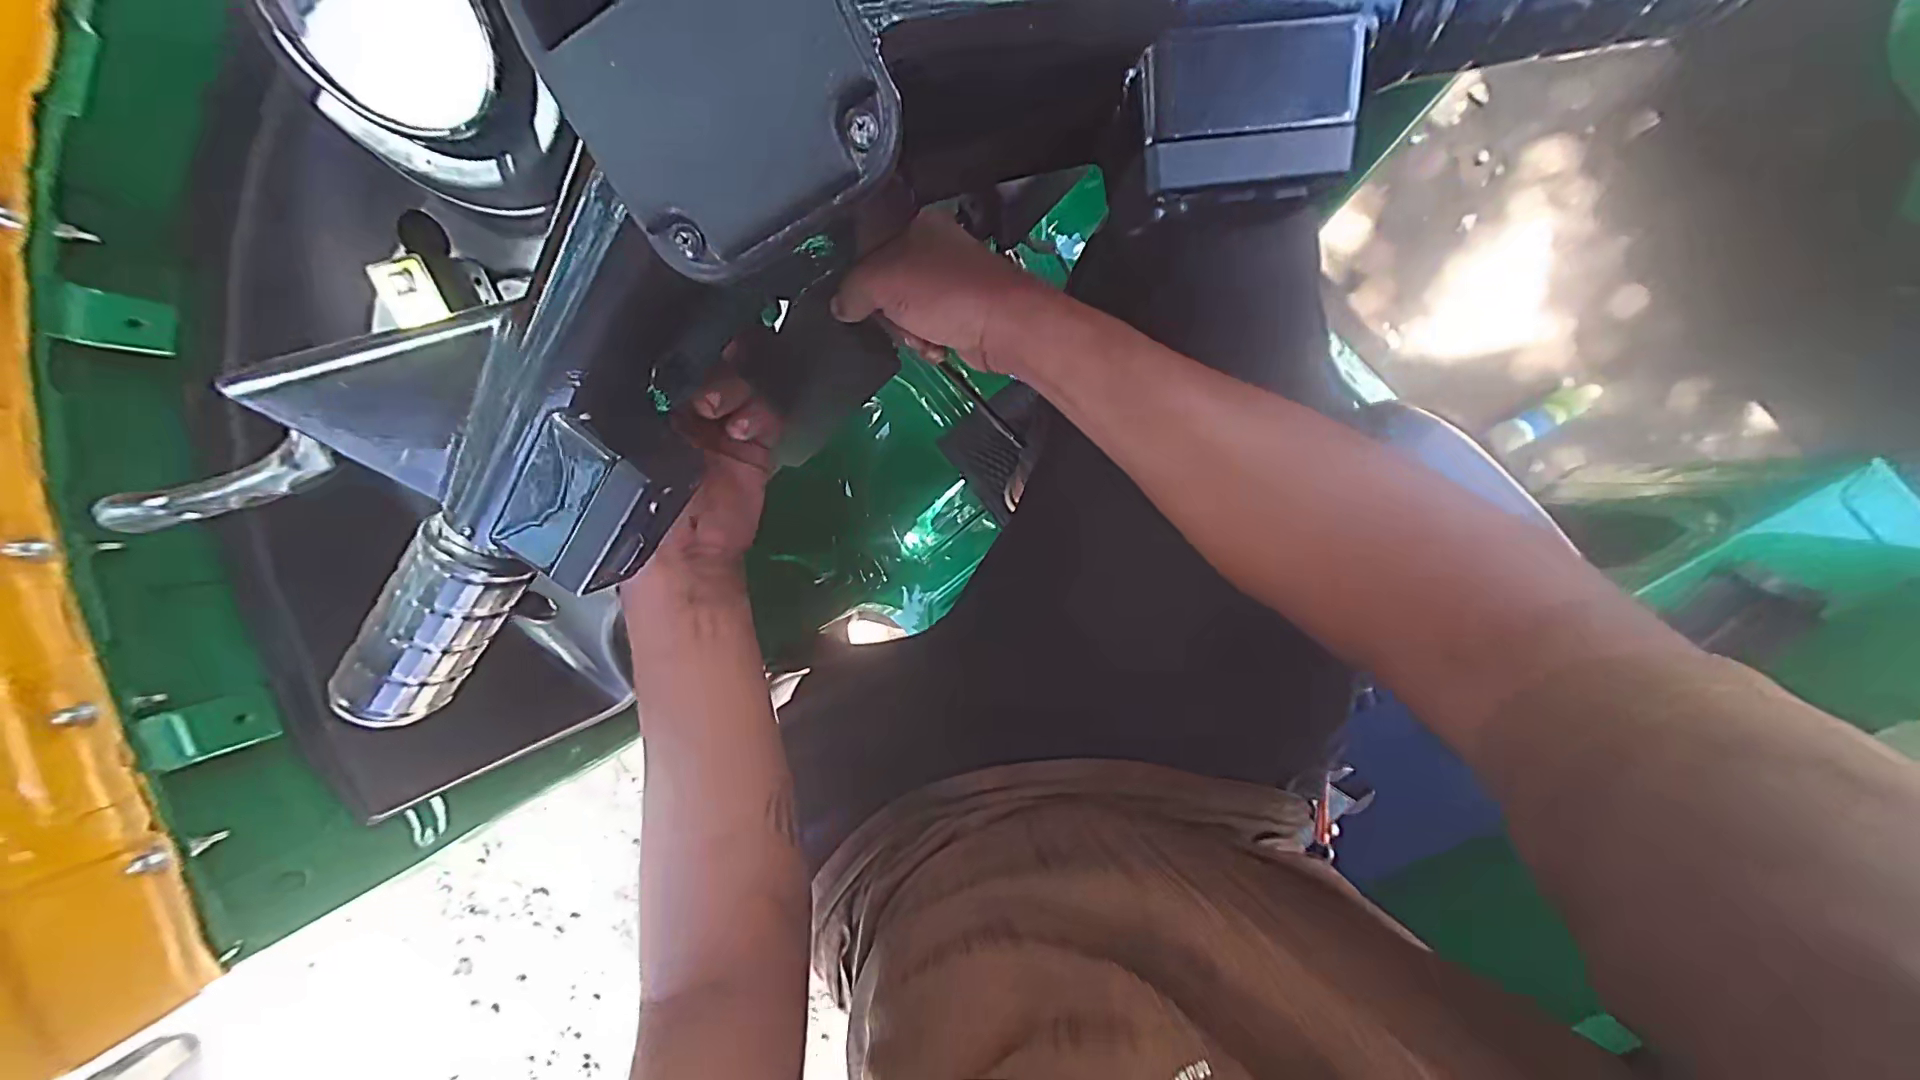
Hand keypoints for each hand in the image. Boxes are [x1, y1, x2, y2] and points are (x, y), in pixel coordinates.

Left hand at [636, 338, 782, 585]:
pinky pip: (766, 415)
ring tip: (717, 409)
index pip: (667, 363)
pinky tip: (742, 428)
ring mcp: (722, 429)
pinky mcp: (753, 447)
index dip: (679, 350)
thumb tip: (646, 363)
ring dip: (733, 388)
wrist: (685, 553)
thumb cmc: (643, 508)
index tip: (683, 343)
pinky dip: (760, 414)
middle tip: (703, 382)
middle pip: (711, 366)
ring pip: (740, 384)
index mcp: (646, 408)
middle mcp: (685, 413)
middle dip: (712, 365)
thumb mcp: (626, 449)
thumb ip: (636, 406)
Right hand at [831, 209, 1058, 375]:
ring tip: (922, 334)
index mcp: (913, 223)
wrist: (1002, 327)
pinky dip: (927, 342)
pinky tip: (937, 346)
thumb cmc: (949, 293)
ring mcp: (946, 283)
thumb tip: (839, 306)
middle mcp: (931, 248)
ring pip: (902, 312)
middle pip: (882, 284)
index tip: (852, 296)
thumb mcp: (881, 283)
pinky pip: (924, 330)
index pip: (866, 242)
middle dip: (886, 312)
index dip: (854, 272)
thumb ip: (850, 291)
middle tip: (895, 318)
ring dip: (907, 333)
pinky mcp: (957, 313)